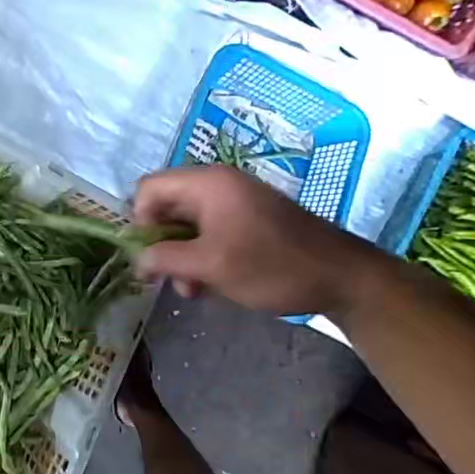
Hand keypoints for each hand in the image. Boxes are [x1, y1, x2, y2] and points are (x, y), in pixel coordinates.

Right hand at [133, 166, 372, 314]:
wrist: (339, 276)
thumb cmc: (270, 266)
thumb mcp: (209, 265)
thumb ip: (165, 259)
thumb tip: (136, 260)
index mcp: (207, 183)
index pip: (149, 189)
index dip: (140, 222)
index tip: (148, 256)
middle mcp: (218, 184)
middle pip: (166, 206)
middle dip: (162, 244)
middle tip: (166, 279)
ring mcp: (235, 201)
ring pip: (187, 224)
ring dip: (181, 256)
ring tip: (192, 290)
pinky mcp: (248, 219)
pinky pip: (209, 231)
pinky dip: (202, 255)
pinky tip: (210, 283)